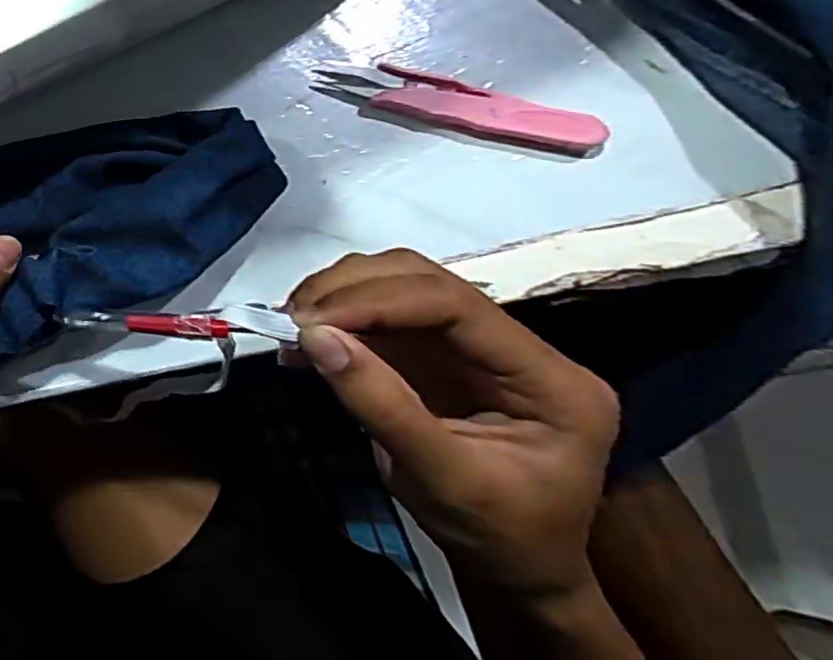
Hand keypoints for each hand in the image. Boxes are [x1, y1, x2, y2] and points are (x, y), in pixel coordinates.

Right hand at [289, 250, 619, 601]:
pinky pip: (377, 308)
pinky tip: (305, 335)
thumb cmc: (495, 531)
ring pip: (396, 281)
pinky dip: (334, 313)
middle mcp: (514, 345)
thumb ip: (382, 405)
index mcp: (548, 379)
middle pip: (423, 278)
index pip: (456, 305)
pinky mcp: (433, 347)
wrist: (511, 564)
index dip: (378, 300)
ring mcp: (471, 342)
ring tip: (294, 323)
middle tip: (296, 318)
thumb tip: (314, 336)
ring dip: (338, 292)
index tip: (313, 320)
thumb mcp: (441, 478)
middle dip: (351, 289)